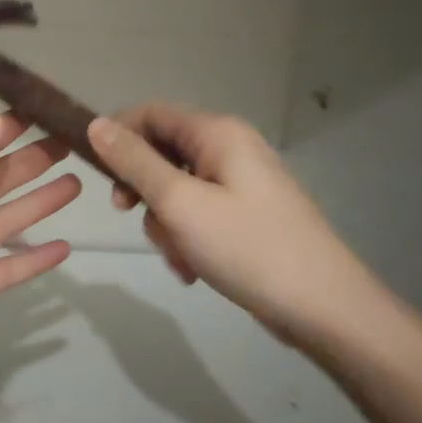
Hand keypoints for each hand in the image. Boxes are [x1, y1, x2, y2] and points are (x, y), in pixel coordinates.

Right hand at [89, 104, 386, 344]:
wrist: (327, 310)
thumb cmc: (248, 248)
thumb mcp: (179, 203)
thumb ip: (134, 162)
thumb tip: (95, 124)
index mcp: (218, 133)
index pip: (150, 113)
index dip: (117, 134)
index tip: (94, 172)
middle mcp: (231, 148)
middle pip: (162, 151)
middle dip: (142, 187)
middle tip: (126, 214)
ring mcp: (242, 182)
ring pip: (177, 188)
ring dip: (164, 221)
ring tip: (176, 257)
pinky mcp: (248, 215)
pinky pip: (199, 212)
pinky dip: (187, 236)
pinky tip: (192, 269)